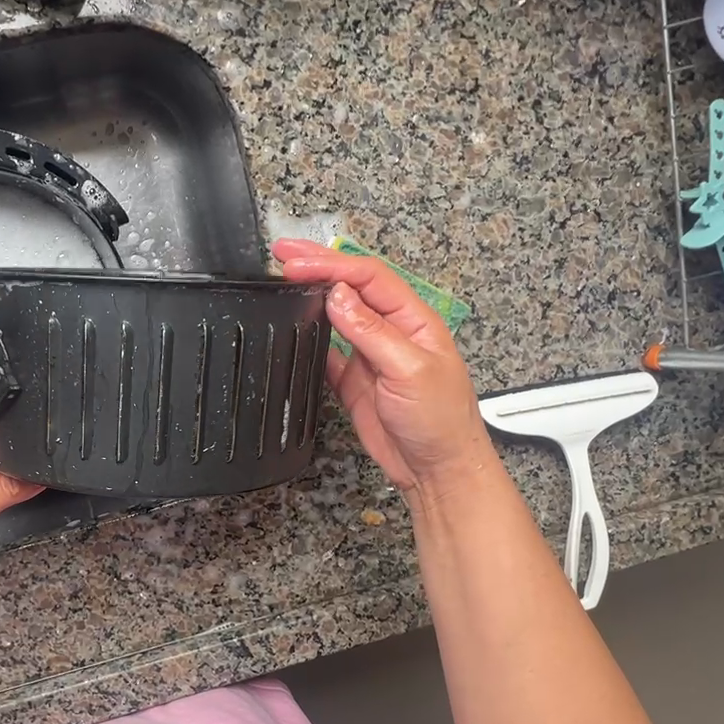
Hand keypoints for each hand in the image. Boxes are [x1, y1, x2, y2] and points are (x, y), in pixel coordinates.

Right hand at [274, 240, 495, 507]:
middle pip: (351, 288)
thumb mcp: (410, 370)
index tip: (298, 264)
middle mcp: (392, 332)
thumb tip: (338, 297)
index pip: (368, 278)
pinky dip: (309, 341)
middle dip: (318, 266)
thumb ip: (372, 332)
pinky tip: (293, 331)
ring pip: (337, 316)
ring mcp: (371, 356)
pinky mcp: (355, 382)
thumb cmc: (441, 421)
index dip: (331, 265)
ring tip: (282, 282)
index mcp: (413, 319)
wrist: (437, 469)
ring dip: (310, 297)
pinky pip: (327, 354)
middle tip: (283, 253)